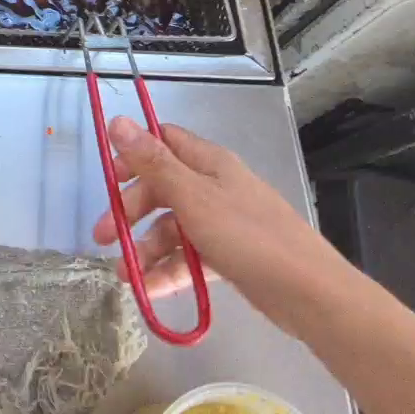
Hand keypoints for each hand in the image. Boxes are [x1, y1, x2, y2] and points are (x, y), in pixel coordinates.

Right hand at [91, 116, 350, 328]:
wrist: (311, 294)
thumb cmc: (248, 236)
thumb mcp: (193, 198)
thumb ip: (153, 162)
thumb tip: (117, 120)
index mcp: (208, 162)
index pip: (163, 142)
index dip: (133, 155)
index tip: (109, 179)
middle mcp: (214, 186)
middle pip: (162, 188)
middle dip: (131, 210)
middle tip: (104, 235)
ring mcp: (223, 222)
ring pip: (173, 227)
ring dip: (146, 247)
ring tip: (126, 276)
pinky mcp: (230, 256)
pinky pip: (190, 257)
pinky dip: (169, 271)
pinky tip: (149, 291)